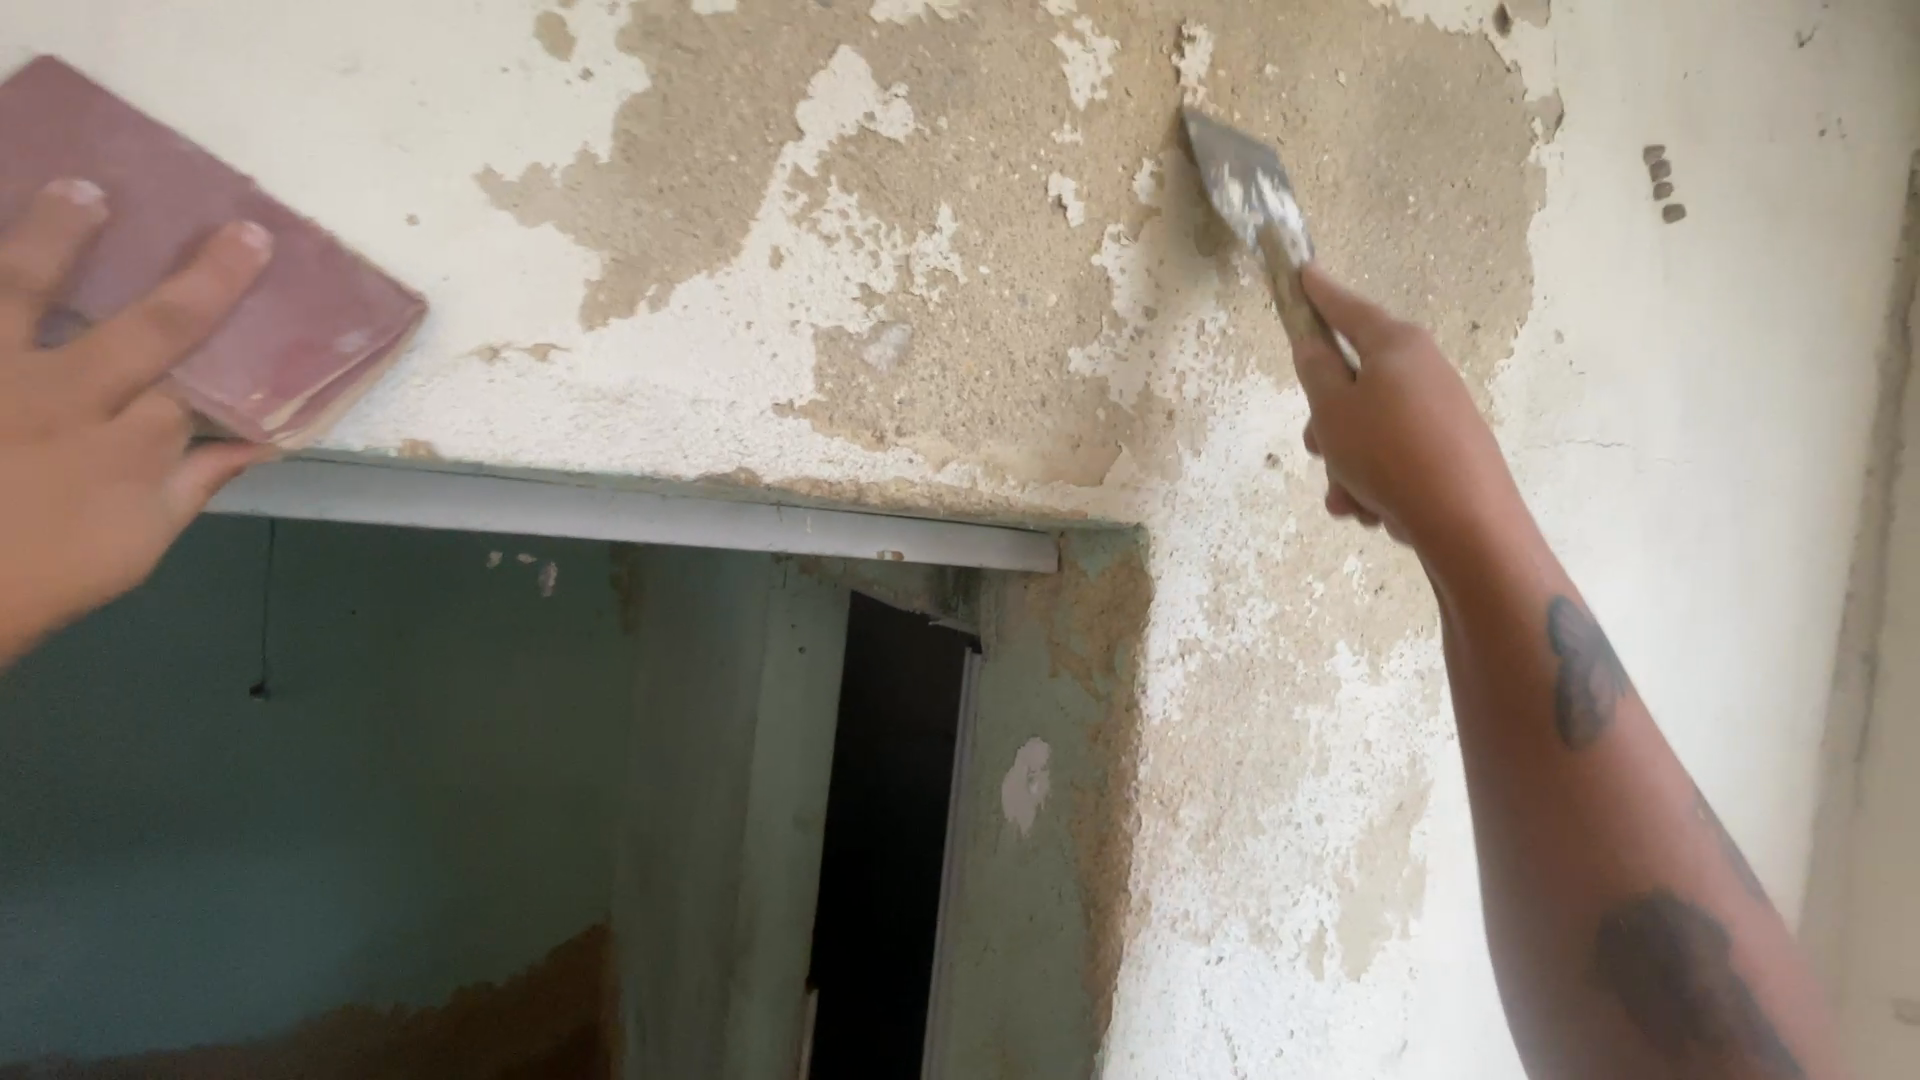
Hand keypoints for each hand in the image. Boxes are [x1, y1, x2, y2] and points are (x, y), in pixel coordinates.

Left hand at [0, 179, 273, 662]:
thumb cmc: (44, 572)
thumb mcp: (142, 539)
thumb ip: (195, 482)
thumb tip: (260, 443)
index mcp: (127, 446)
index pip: (201, 383)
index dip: (243, 348)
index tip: (272, 299)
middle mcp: (61, 400)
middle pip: (148, 328)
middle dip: (203, 282)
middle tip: (237, 234)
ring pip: (18, 291)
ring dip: (55, 238)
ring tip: (80, 189)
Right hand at [1286, 264, 1524, 555]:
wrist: (1463, 520)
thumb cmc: (1386, 453)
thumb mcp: (1332, 411)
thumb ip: (1316, 371)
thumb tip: (1312, 343)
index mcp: (1396, 348)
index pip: (1348, 310)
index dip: (1320, 295)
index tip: (1303, 274)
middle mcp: (1422, 369)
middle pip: (1352, 383)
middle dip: (1326, 424)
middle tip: (1317, 451)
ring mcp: (1437, 410)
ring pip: (1366, 429)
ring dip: (1345, 465)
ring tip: (1348, 499)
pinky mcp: (1446, 447)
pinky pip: (1389, 456)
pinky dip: (1372, 480)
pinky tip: (1371, 509)